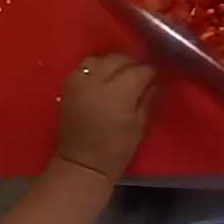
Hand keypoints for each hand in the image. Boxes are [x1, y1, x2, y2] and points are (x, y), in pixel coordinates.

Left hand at [55, 53, 155, 179]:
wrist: (81, 164)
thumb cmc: (115, 151)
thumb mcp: (140, 128)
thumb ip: (148, 100)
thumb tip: (156, 82)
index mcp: (118, 94)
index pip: (139, 71)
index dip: (151, 71)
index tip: (156, 75)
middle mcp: (96, 82)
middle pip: (118, 59)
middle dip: (133, 62)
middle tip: (141, 72)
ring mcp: (79, 82)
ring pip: (99, 58)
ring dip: (112, 62)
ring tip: (121, 72)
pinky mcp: (67, 86)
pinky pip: (83, 66)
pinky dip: (95, 67)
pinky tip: (102, 77)